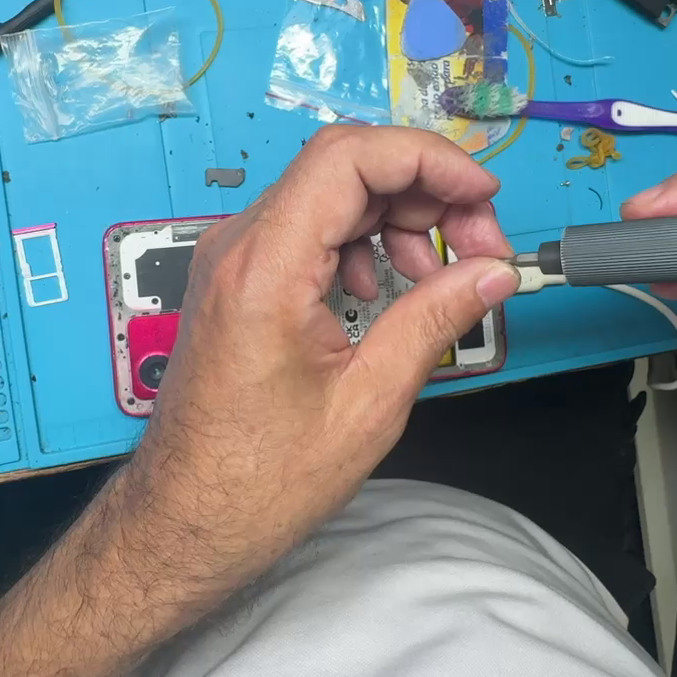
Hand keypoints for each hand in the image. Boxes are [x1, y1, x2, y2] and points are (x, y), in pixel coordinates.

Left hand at [118, 126, 518, 586]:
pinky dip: (361, 241)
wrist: (184, 519)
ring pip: (330, 193)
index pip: (350, 157)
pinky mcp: (239, 276)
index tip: (484, 194)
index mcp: (265, 267)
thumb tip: (492, 273)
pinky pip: (309, 227)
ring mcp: (233, 256)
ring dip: (396, 218)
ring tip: (435, 276)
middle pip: (345, 167)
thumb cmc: (260, 479)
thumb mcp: (367, 402)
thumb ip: (435, 320)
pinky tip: (384, 288)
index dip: (429, 159)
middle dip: (425, 192)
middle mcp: (239, 245)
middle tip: (478, 245)